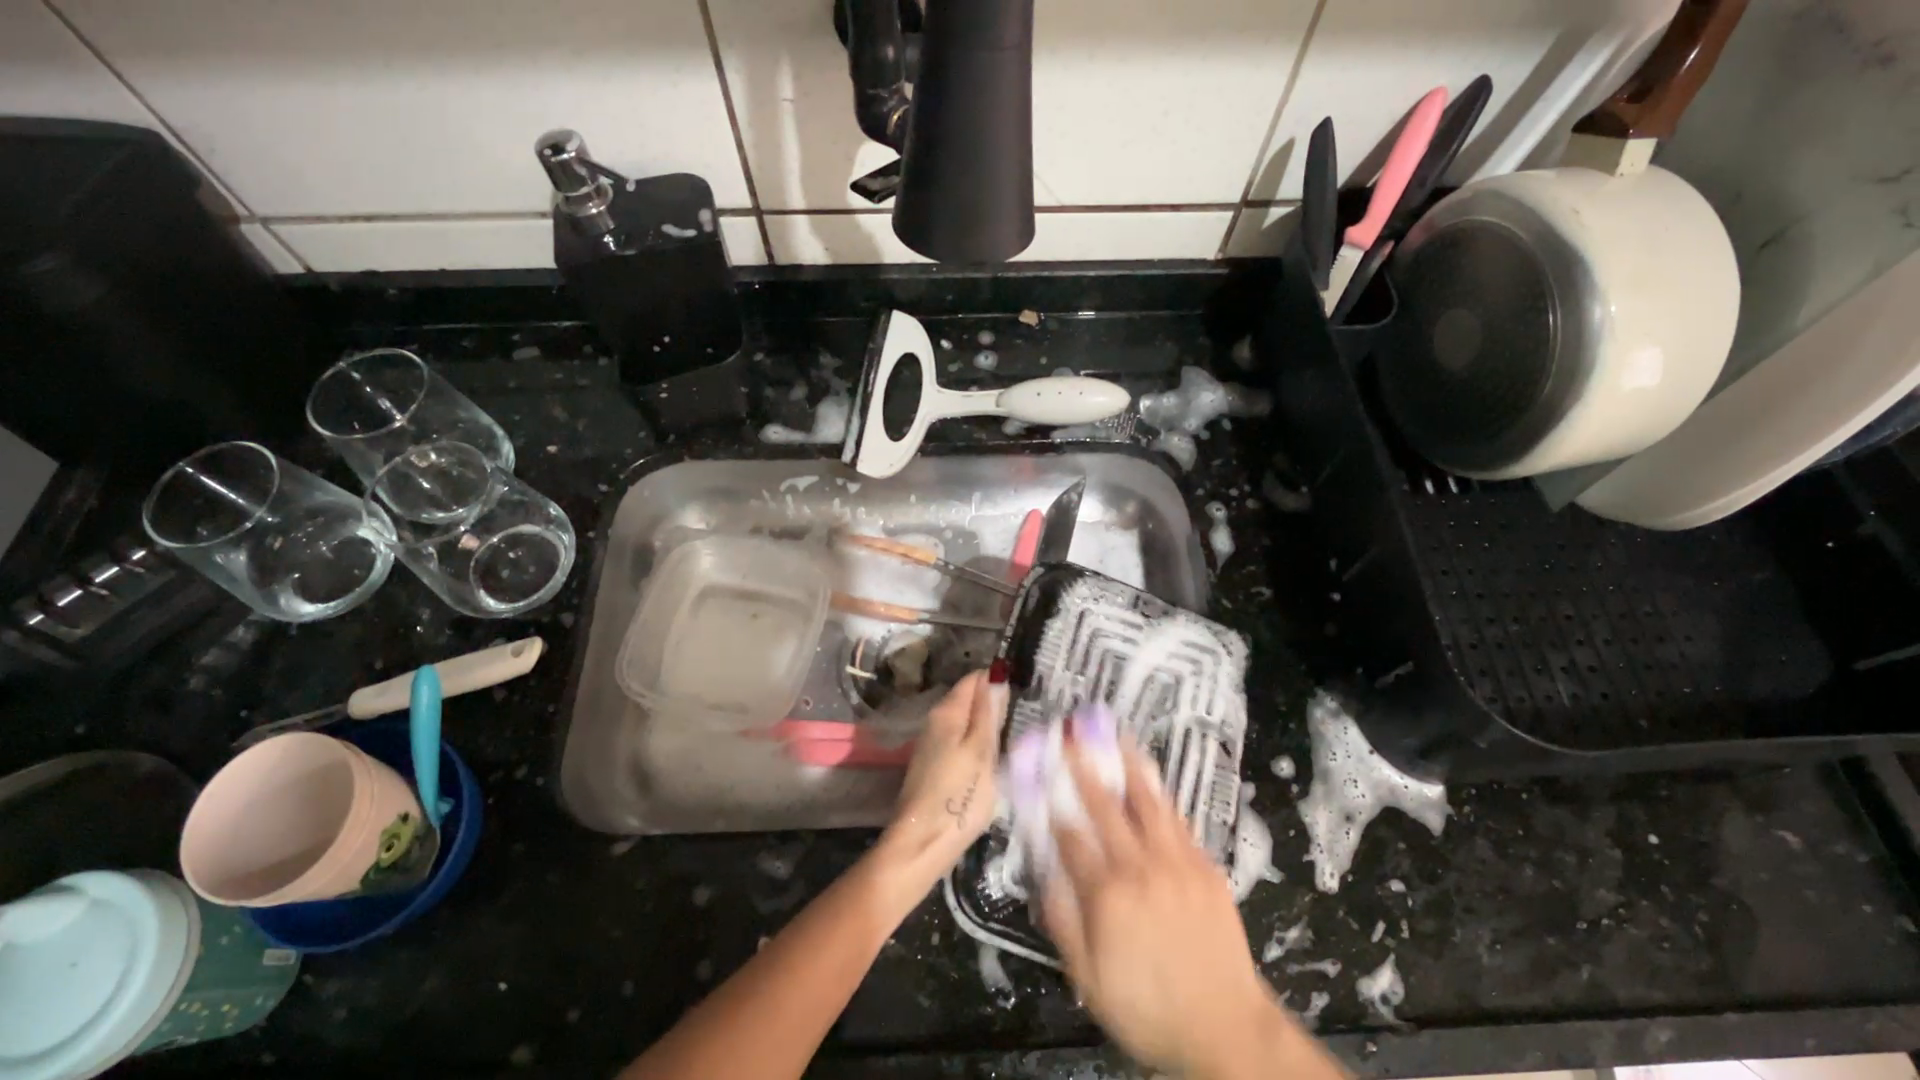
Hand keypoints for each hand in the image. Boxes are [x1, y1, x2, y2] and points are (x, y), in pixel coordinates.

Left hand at [876, 669, 1005, 889]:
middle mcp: (935, 722)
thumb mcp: (983, 751)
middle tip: (1027, 712)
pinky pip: (960, 742)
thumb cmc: (960, 795)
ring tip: (1016, 734)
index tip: (1024, 688)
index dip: (997, 680)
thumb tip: (996, 676)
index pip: (973, 680)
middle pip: (967, 700)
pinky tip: (993, 756)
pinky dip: (977, 743)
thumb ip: (989, 714)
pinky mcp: (934, 766)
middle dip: (993, 701)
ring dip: (986, 724)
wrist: (924, 842)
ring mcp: (932, 745)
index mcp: (947, 713)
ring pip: (964, 723)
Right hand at [1042, 744, 1323, 1079]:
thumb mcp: (1088, 977)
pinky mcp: (1207, 869)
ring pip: (1150, 804)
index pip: (1071, 837)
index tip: (1039, 775)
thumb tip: (1043, 873)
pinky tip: (1154, 783)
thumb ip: (1063, 920)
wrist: (1224, 1026)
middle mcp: (1141, 868)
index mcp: (1107, 894)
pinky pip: (1180, 824)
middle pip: (1106, 808)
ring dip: (1131, 767)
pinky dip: (1163, 799)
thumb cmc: (1147, 1008)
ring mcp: (1179, 864)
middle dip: (1085, 770)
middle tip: (1071, 738)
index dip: (1052, 804)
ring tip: (1118, 737)